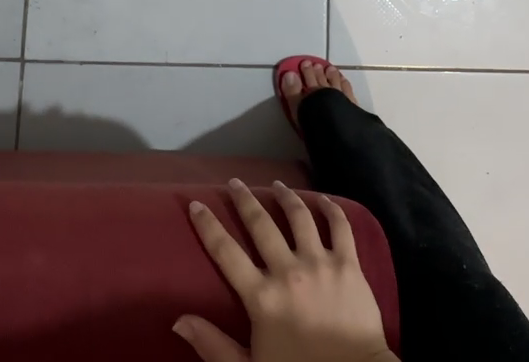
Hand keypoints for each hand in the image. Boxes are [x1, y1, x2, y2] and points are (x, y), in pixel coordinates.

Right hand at [176, 179, 395, 361]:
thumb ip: (214, 345)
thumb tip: (179, 319)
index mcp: (261, 297)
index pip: (226, 252)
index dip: (209, 226)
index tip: (197, 204)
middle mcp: (288, 271)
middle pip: (261, 225)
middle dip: (245, 200)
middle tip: (235, 182)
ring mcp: (320, 263)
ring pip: (299, 217)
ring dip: (286, 196)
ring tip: (276, 184)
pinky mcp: (349, 264)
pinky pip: (340, 226)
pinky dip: (330, 208)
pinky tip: (322, 198)